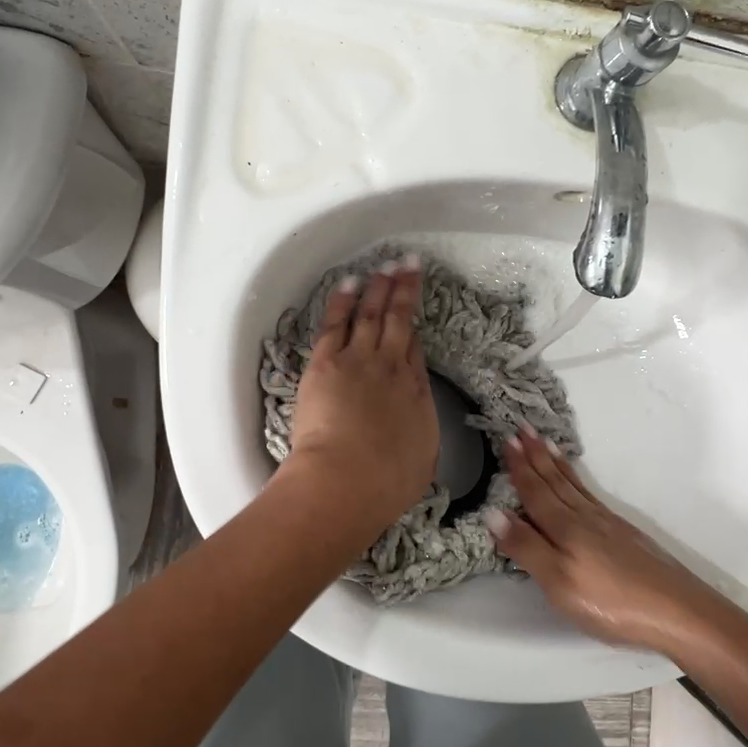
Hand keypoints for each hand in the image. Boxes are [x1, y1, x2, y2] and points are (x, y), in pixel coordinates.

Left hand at [286, 255, 439, 523]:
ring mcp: (359, 361)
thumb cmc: (386, 483)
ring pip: (371, 314)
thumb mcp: (420, 460)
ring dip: (379, 287)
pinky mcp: (327, 362)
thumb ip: (417, 438)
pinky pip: (336, 323)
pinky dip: (343, 300)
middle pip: (400, 321)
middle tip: (410, 264)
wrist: (348, 479)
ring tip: (386, 265)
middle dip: (405, 290)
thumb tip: (414, 433)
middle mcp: (391, 368)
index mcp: (415, 393)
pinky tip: (348, 283)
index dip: (413, 327)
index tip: (414, 312)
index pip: (414, 350)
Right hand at [488, 428, 726, 652]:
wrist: (675, 609)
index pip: (535, 492)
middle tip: (522, 427)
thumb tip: (494, 513)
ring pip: (573, 486)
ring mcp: (607, 524)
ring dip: (555, 464)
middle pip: (554, 482)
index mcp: (564, 529)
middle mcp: (584, 518)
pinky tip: (578, 484)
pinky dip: (577, 481)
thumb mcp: (558, 583)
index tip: (507, 438)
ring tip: (545, 443)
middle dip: (535, 456)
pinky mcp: (623, 534)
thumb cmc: (610, 602)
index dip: (519, 468)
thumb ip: (527, 548)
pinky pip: (590, 495)